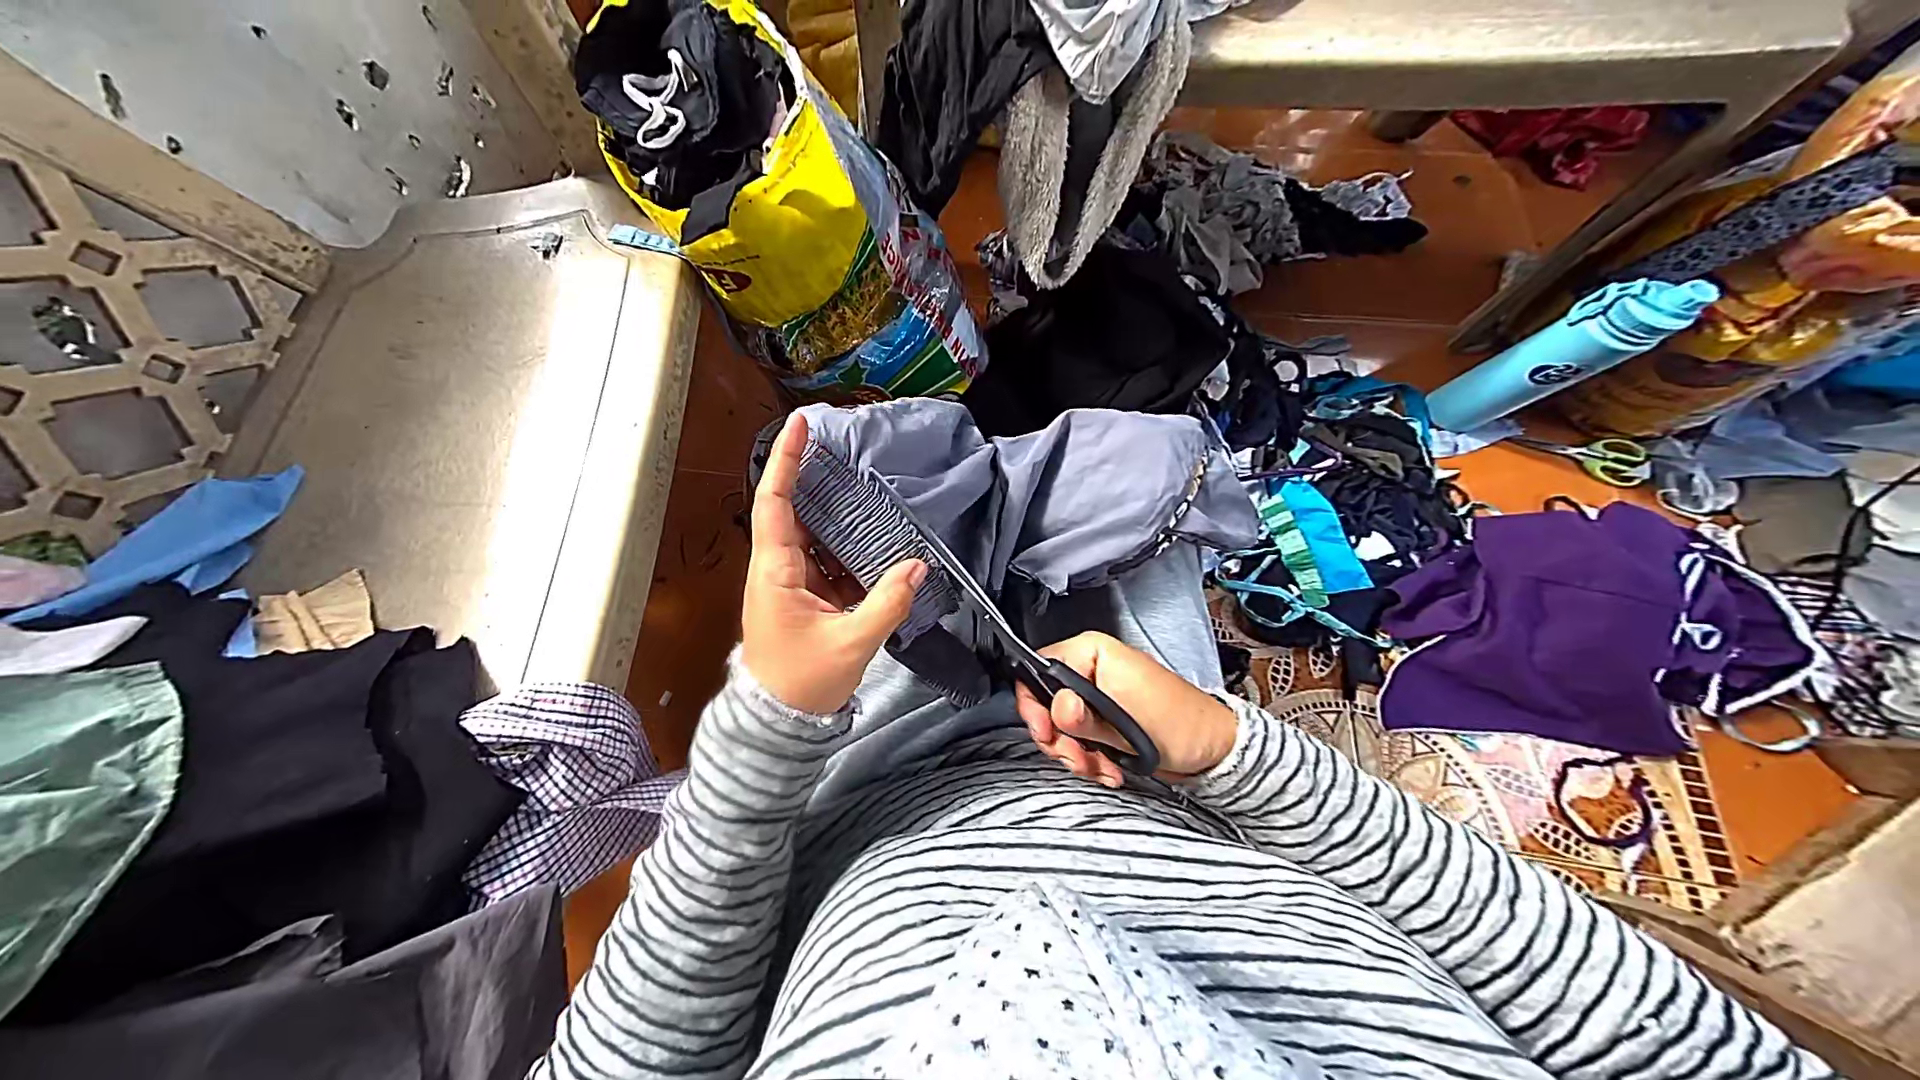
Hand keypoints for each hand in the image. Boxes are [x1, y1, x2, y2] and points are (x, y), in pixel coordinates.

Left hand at [741, 413, 925, 713]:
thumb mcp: (851, 643)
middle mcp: (776, 567)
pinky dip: (845, 543)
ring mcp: (788, 580)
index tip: (801, 426)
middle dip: (813, 474)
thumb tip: (918, 567)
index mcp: (775, 571)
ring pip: (810, 532)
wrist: (779, 721)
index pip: (775, 502)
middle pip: (791, 507)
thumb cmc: (802, 683)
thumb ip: (887, 603)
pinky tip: (871, 535)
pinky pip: (824, 557)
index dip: (786, 460)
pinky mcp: (803, 594)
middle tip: (842, 447)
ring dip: (832, 509)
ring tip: (862, 483)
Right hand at [1015, 631, 1237, 787]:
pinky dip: (1087, 757)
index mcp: (1093, 652)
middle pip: (1045, 702)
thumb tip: (1058, 709)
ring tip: (1101, 766)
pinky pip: (1076, 737)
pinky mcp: (1101, 716)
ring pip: (1058, 725)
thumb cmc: (1184, 726)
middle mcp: (1091, 668)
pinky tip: (1108, 767)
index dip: (1037, 706)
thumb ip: (1087, 716)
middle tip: (1078, 756)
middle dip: (1060, 738)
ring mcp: (1096, 693)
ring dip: (1075, 753)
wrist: (1213, 751)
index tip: (1048, 733)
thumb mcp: (1130, 724)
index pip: (1039, 671)